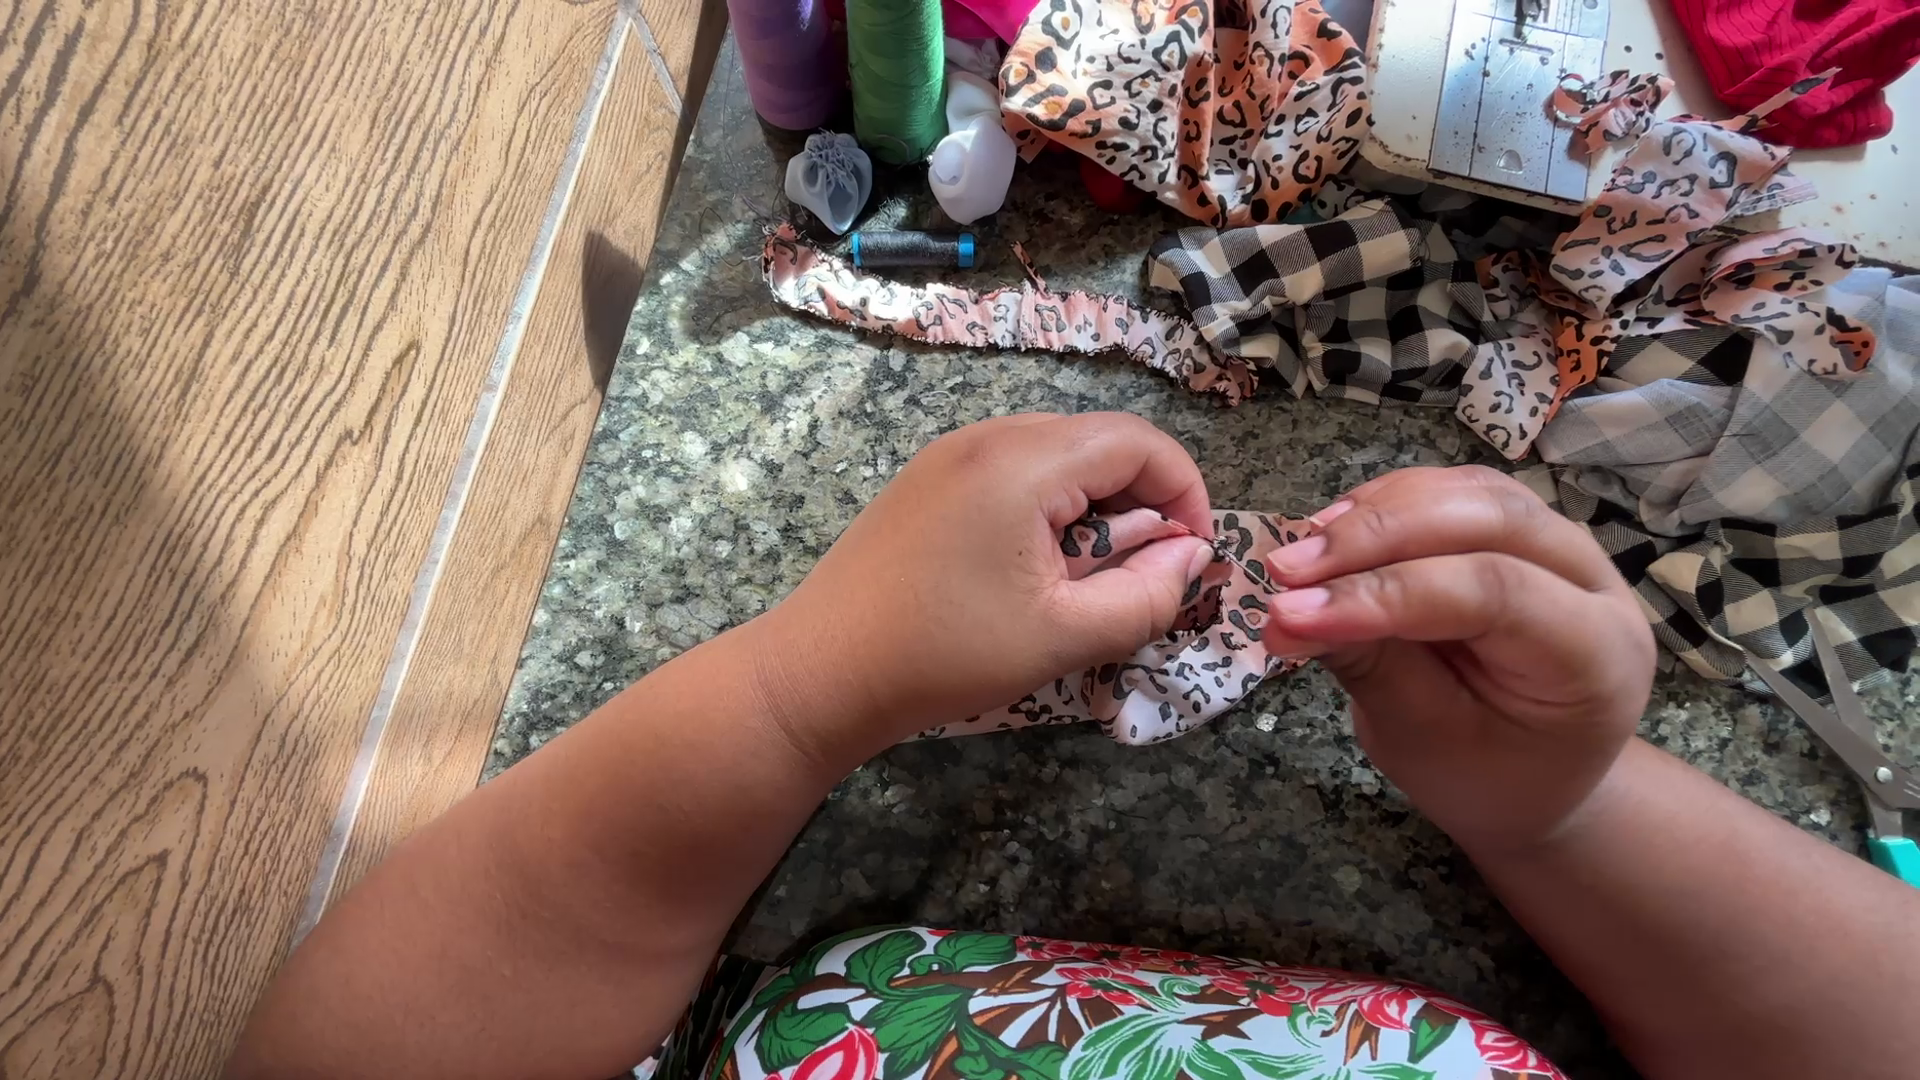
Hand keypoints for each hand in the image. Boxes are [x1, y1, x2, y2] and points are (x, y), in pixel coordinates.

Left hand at [745, 412, 1215, 765]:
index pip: (1139, 442)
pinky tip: (1028, 564)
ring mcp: (949, 453)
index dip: (1184, 492)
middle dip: (1138, 503)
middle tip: (1137, 572)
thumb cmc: (944, 655)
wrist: (821, 670)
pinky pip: (1011, 472)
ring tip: (1083, 575)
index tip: (1190, 556)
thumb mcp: (1061, 635)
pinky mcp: (928, 479)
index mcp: (1023, 460)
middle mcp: (986, 437)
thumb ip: (1145, 595)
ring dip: (1091, 507)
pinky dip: (1045, 508)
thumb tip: (1188, 555)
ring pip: (1055, 457)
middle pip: (1097, 443)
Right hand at [1263, 465, 1655, 854]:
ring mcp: (1555, 543)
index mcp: (1593, 653)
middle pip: (1485, 517)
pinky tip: (1328, 531)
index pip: (1491, 593)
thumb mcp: (1421, 737)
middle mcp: (1590, 581)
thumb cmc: (1482, 771)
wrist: (1527, 772)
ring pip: (1463, 491)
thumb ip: (1365, 665)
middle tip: (1284, 569)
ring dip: (1373, 512)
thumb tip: (1283, 617)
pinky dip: (1380, 503)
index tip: (1287, 613)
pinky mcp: (1508, 528)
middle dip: (1372, 536)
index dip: (1381, 594)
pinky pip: (1444, 491)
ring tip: (1301, 549)